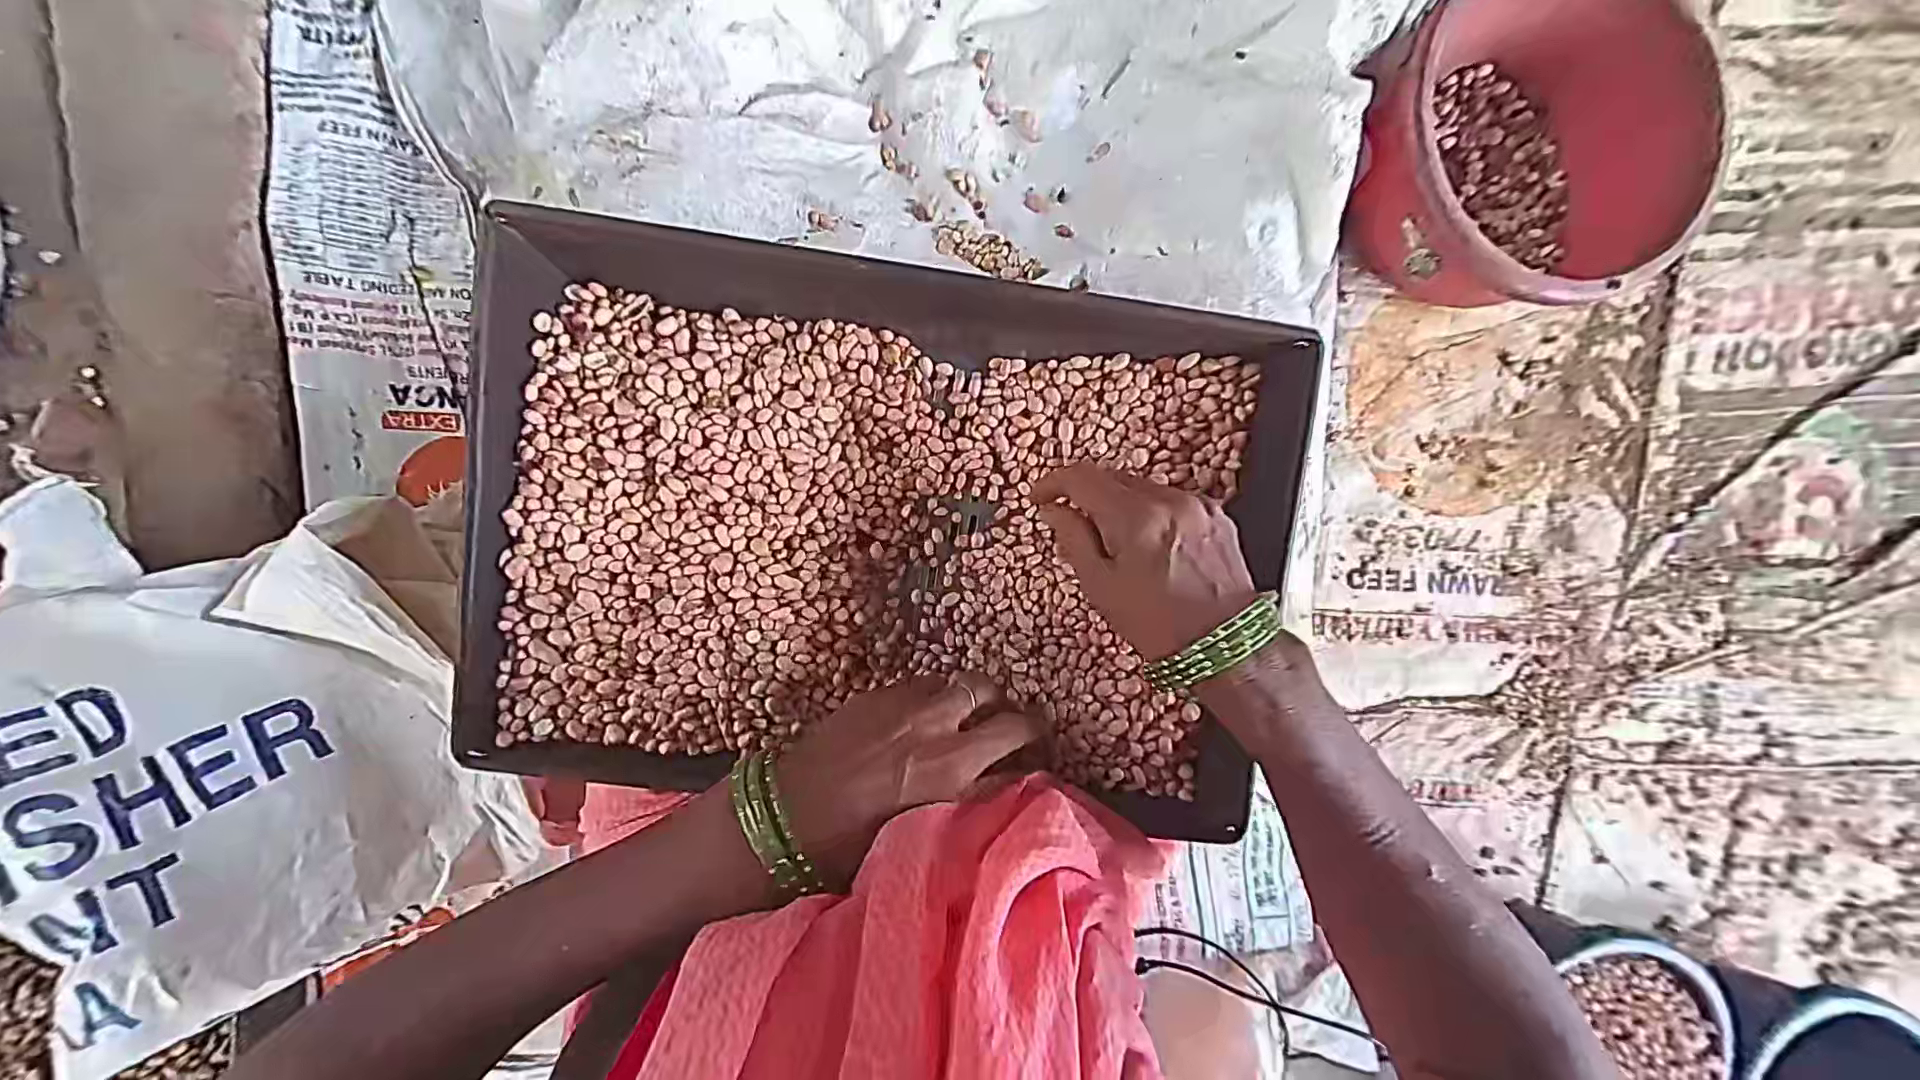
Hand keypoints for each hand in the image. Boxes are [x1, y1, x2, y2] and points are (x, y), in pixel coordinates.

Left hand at [775, 674, 1041, 883]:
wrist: (783, 815)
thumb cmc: (847, 847)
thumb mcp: (916, 838)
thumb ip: (962, 811)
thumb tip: (992, 794)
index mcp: (952, 783)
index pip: (1018, 767)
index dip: (1035, 765)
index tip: (1037, 767)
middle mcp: (942, 738)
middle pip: (1009, 716)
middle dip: (1024, 723)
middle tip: (1019, 731)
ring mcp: (912, 708)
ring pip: (972, 685)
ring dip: (983, 699)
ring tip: (978, 712)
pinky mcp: (885, 693)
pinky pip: (931, 681)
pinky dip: (943, 692)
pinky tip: (932, 709)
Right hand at [1030, 462, 1257, 660]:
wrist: (1225, 646)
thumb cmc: (1159, 625)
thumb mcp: (1100, 587)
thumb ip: (1073, 539)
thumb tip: (1054, 511)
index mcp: (1135, 518)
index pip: (1082, 477)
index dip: (1053, 483)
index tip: (1041, 497)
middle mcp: (1169, 501)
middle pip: (1112, 477)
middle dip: (1086, 495)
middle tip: (1073, 526)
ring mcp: (1196, 505)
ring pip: (1142, 488)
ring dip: (1118, 505)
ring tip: (1116, 546)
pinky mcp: (1215, 516)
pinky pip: (1170, 500)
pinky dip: (1150, 513)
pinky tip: (1149, 547)